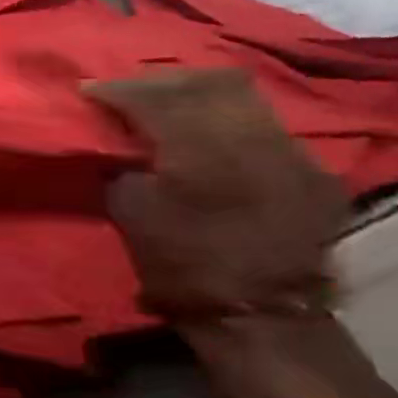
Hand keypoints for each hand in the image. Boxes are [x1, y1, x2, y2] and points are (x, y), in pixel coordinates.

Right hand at [86, 70, 346, 321]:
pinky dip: (223, 116)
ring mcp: (291, 154)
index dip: (116, 89)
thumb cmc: (177, 262)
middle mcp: (253, 142)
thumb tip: (110, 132)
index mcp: (200, 154)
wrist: (259, 314)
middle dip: (157, 83)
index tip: (88, 91)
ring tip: (161, 106)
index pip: (154, 96)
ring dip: (193, 94)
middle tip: (124, 93)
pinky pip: (260, 122)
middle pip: (203, 83)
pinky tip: (201, 132)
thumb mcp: (127, 206)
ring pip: (239, 96)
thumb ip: (120, 159)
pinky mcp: (310, 169)